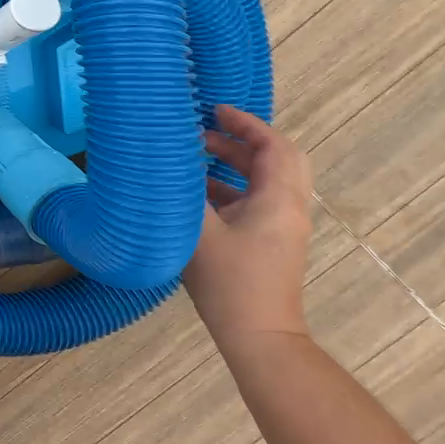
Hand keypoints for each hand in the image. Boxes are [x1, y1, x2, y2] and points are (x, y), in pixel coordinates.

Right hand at [183, 106, 313, 346]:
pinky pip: (252, 200)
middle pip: (277, 161)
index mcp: (277, 201)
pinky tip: (192, 191)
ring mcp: (279, 228)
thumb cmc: (229, 279)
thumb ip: (180, 190)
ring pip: (263, 181)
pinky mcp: (267, 242)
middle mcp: (286, 209)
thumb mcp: (196, 230)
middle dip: (241, 140)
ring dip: (232, 162)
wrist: (257, 334)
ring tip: (191, 154)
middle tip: (204, 128)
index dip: (247, 123)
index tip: (213, 109)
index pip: (275, 147)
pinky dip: (226, 185)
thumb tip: (157, 159)